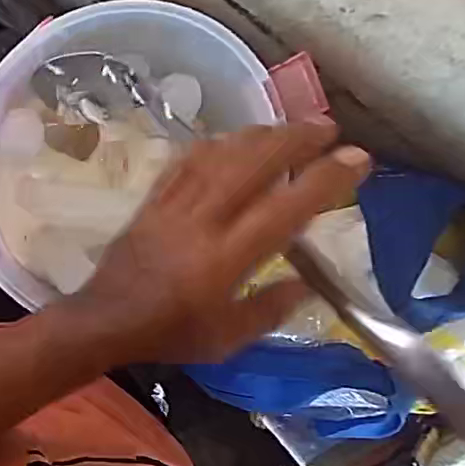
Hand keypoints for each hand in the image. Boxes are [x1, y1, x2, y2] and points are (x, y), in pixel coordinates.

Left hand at [60, 124, 369, 365]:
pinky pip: (185, 162)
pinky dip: (213, 145)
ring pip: (220, 155)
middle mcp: (203, 221)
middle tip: (327, 126)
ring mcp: (174, 206)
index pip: (286, 207)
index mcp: (227, 257)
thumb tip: (307, 284)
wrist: (106, 320)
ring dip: (258, 134)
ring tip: (287, 127)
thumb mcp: (228, 339)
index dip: (325, 178)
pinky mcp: (153, 200)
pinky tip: (230, 139)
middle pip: (254, 165)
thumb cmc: (171, 334)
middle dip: (295, 139)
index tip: (357, 158)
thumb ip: (270, 310)